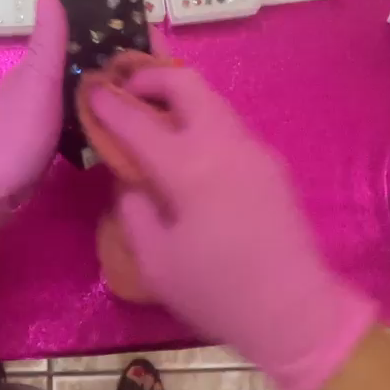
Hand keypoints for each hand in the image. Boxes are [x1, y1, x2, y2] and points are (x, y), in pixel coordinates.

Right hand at [91, 66, 375, 389]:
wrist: (297, 312)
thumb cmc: (218, 291)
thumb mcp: (156, 262)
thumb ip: (135, 212)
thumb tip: (132, 184)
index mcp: (189, 167)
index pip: (139, 121)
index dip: (111, 103)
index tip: (92, 88)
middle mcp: (223, 144)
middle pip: (187, 83)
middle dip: (152, 77)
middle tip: (130, 91)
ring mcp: (253, 149)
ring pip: (212, 100)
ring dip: (179, 97)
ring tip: (156, 118)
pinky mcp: (270, 163)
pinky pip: (228, 125)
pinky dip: (201, 121)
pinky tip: (191, 152)